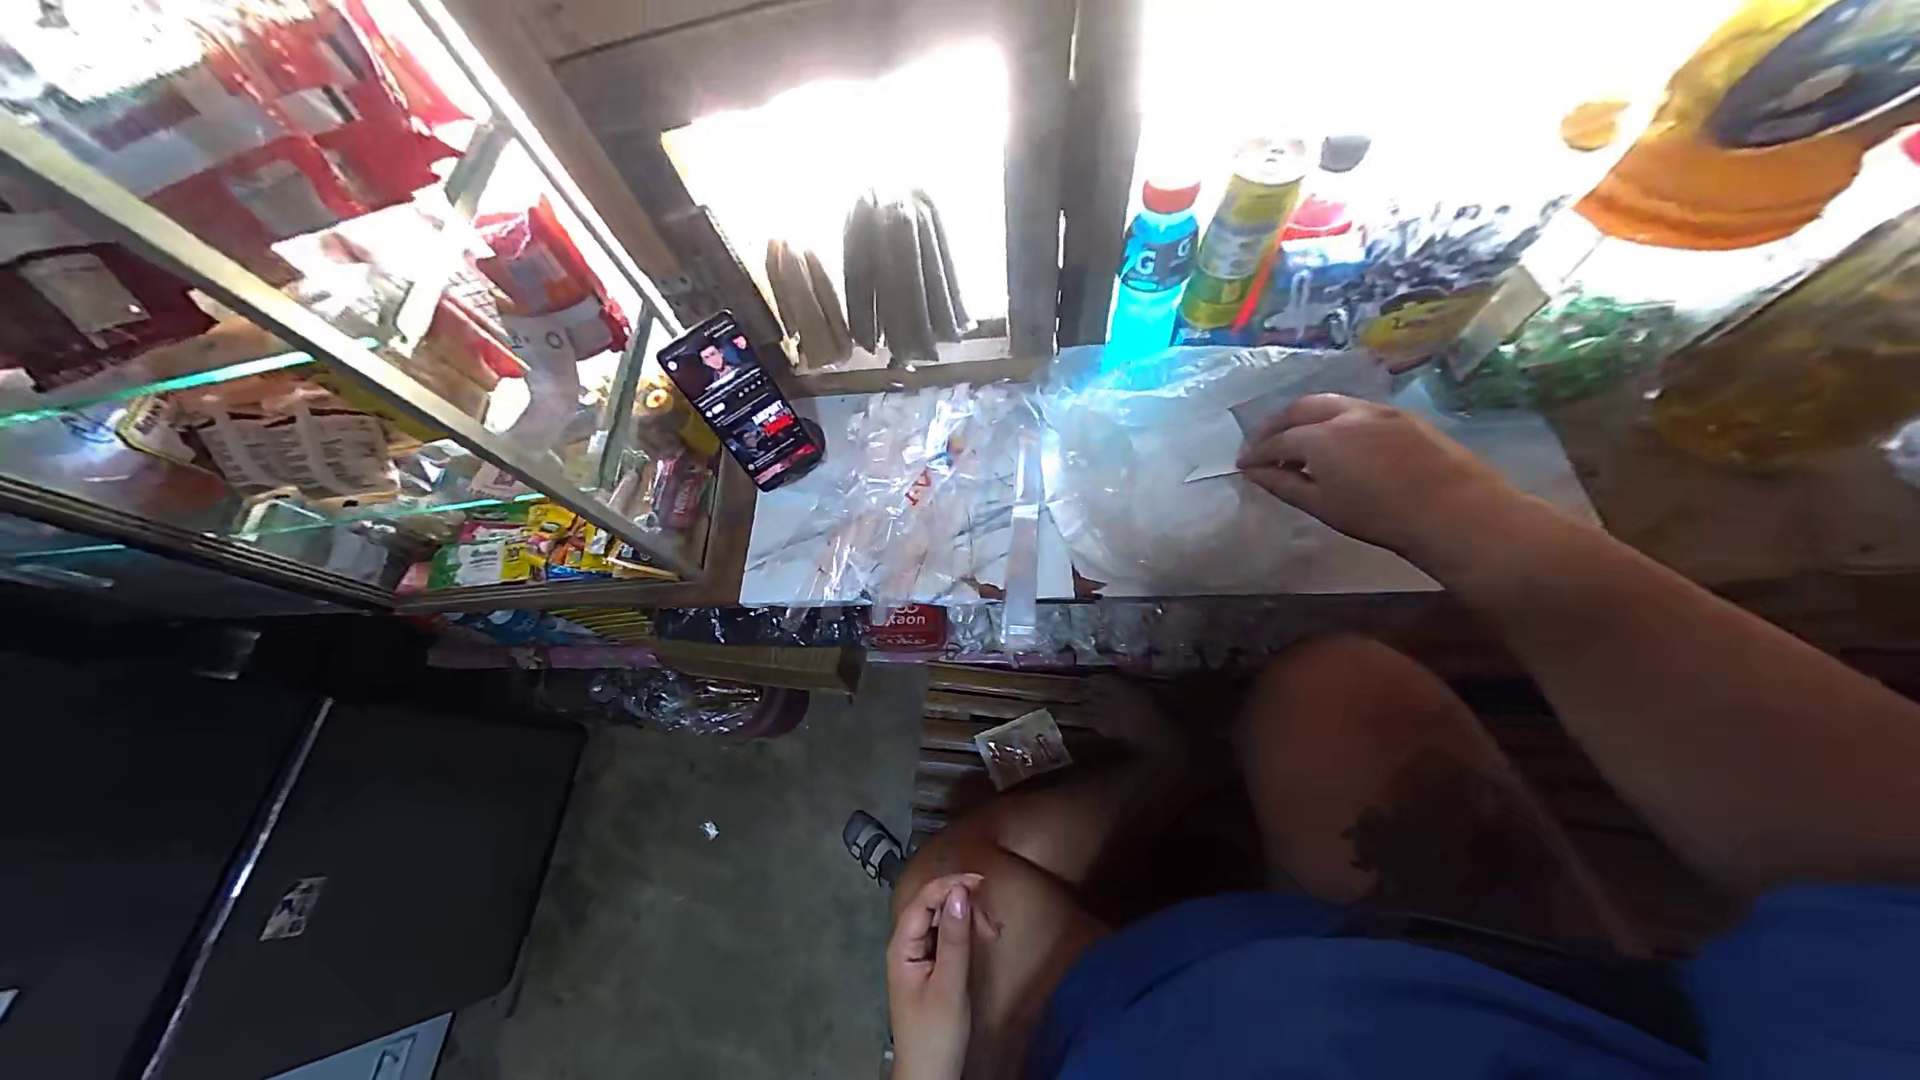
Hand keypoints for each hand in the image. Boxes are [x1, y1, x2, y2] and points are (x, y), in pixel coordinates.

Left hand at [887, 873, 995, 1079]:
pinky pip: (947, 934)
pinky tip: (982, 938)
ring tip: (991, 934)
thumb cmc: (935, 1036)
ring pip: (943, 918)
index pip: (923, 900)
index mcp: (901, 947)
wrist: (929, 1079)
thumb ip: (955, 938)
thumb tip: (959, 894)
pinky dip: (966, 932)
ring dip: (967, 918)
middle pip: (933, 906)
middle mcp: (906, 944)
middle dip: (963, 905)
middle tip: (990, 923)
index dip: (949, 885)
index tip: (979, 882)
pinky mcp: (930, 964)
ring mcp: (918, 954)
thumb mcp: (949, 986)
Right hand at [1236, 394, 1540, 567]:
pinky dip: (1331, 418)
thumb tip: (1254, 472)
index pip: (1276, 441)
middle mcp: (1345, 414)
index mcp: (1321, 437)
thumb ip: (1283, 483)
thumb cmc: (1379, 516)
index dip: (1256, 453)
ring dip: (1303, 417)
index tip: (1242, 464)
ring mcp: (1377, 410)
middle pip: (1299, 409)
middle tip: (1262, 445)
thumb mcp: (1321, 505)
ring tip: (1294, 439)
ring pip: (1328, 403)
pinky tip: (1332, 439)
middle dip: (1275, 425)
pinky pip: (1354, 408)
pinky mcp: (1401, 416)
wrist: (1455, 512)